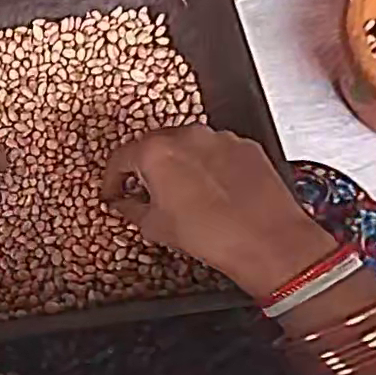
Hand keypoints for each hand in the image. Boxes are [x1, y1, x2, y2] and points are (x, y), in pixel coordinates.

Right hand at [100, 125, 337, 297]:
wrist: (264, 238)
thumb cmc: (209, 233)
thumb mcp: (153, 226)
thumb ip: (131, 208)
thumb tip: (125, 203)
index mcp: (155, 152)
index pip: (120, 158)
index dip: (111, 179)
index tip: (113, 192)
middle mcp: (186, 136)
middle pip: (151, 145)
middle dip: (142, 168)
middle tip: (140, 192)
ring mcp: (218, 138)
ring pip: (184, 145)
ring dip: (174, 165)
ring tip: (177, 194)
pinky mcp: (244, 146)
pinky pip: (213, 150)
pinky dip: (203, 166)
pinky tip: (207, 192)